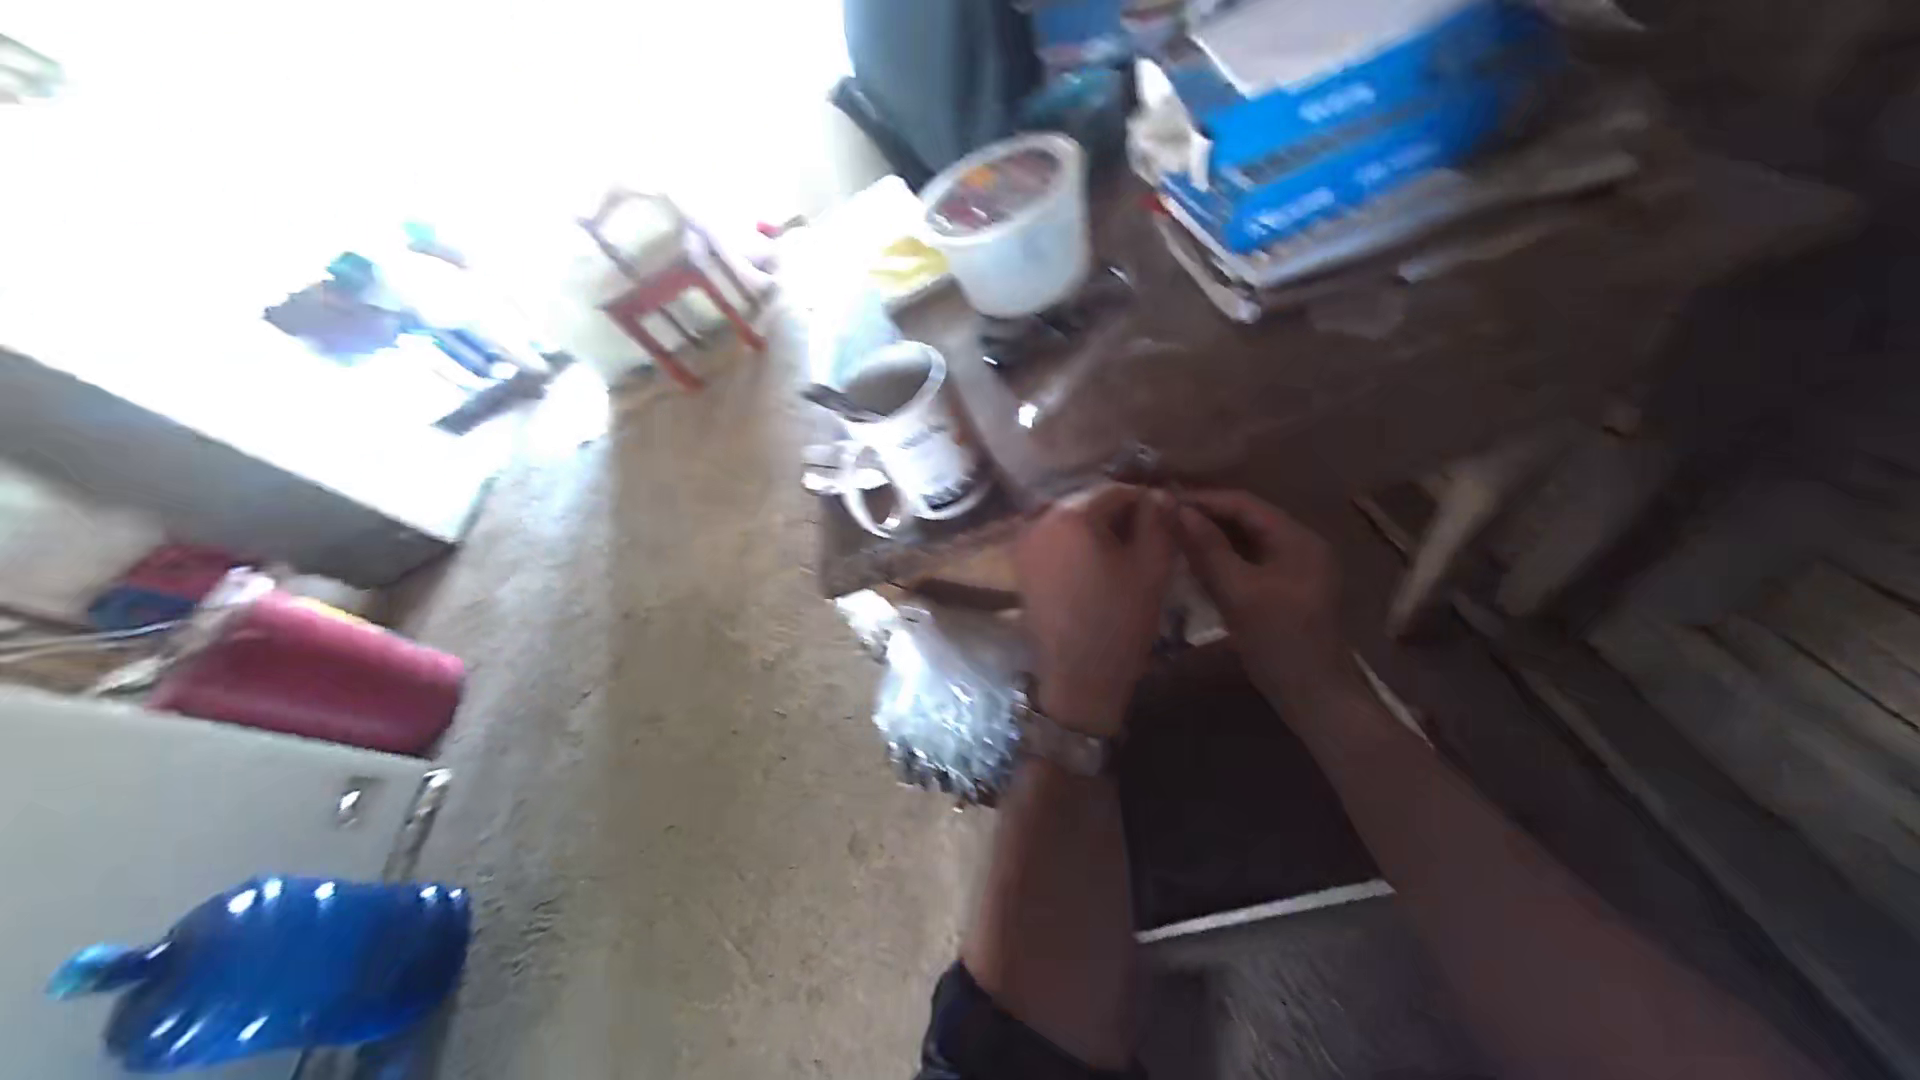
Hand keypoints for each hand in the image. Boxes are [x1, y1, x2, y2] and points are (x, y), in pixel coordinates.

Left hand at [1015, 484, 1176, 736]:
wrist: (1078, 675)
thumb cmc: (1120, 620)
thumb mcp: (1152, 567)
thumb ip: (1158, 521)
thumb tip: (1159, 493)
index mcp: (1071, 514)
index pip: (1116, 490)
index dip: (1145, 502)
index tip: (1164, 520)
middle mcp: (1039, 519)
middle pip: (1088, 502)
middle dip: (1118, 514)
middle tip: (1146, 538)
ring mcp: (1024, 542)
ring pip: (1069, 520)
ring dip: (1095, 528)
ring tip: (1122, 554)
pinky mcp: (1020, 565)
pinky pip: (1053, 539)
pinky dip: (1075, 543)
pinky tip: (1095, 566)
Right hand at [1174, 490, 1346, 699]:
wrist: (1312, 696)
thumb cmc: (1279, 641)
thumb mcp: (1240, 592)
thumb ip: (1208, 549)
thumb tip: (1176, 510)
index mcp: (1298, 539)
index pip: (1244, 504)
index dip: (1203, 499)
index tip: (1164, 500)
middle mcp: (1297, 546)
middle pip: (1243, 519)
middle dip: (1204, 517)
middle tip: (1161, 517)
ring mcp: (1289, 569)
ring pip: (1241, 541)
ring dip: (1207, 537)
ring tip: (1169, 535)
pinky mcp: (1278, 589)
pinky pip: (1243, 562)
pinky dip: (1217, 559)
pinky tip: (1190, 563)